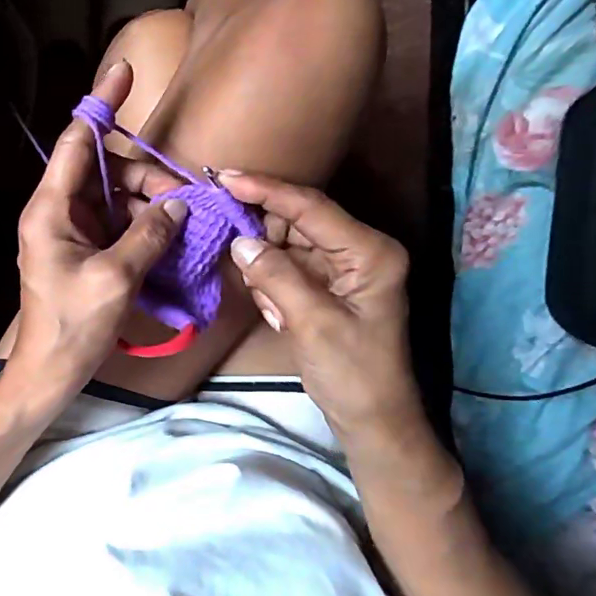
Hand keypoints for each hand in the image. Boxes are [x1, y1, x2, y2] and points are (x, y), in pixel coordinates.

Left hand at [9, 59, 188, 398]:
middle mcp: (58, 212)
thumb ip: (148, 235)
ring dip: (148, 200)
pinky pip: (117, 220)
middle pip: (103, 169)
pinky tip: (169, 232)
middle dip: (143, 173)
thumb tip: (178, 203)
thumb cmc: (71, 326)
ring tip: (182, 219)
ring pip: (114, 194)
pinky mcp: (85, 250)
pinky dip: (142, 221)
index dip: (99, 106)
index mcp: (50, 210)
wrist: (49, 370)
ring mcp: (71, 231)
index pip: (74, 142)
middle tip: (182, 196)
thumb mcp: (114, 278)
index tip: (123, 70)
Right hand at [219, 172, 422, 441]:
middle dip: (260, 233)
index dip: (265, 190)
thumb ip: (276, 277)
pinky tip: (275, 313)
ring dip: (265, 267)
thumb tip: (240, 243)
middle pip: (296, 222)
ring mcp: (342, 268)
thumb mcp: (312, 323)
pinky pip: (286, 268)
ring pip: (286, 245)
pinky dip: (270, 283)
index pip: (310, 208)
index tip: (224, 178)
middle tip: (225, 239)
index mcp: (369, 252)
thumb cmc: (353, 372)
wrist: (371, 417)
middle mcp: (358, 251)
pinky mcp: (326, 286)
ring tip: (269, 305)